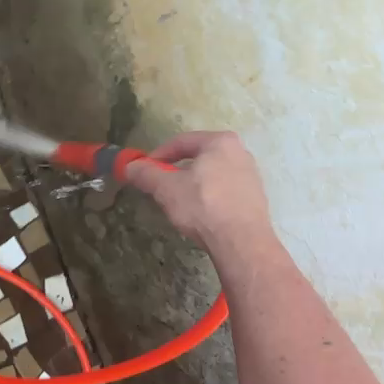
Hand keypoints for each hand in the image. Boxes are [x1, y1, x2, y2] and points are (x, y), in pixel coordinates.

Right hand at [124, 131, 276, 256]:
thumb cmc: (203, 206)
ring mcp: (251, 175)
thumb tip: (128, 166)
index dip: (157, 155)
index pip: (181, 141)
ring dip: (192, 185)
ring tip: (178, 203)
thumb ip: (146, 174)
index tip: (143, 170)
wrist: (241, 241)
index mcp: (220, 142)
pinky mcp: (254, 198)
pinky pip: (224, 191)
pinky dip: (208, 198)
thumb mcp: (166, 188)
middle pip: (198, 158)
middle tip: (159, 187)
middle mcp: (240, 152)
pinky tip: (200, 215)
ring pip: (211, 175)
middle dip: (175, 171)